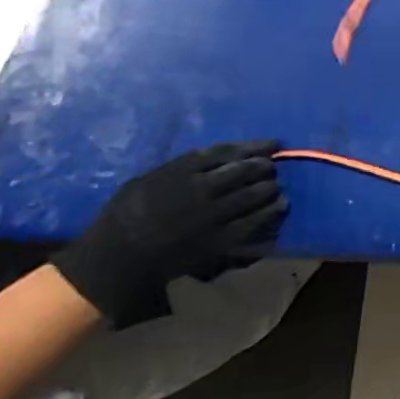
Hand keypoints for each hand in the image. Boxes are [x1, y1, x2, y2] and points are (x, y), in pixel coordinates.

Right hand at [51, 140, 288, 327]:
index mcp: (185, 168)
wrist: (120, 254)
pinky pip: (251, 227)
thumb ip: (185, 167)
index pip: (230, 152)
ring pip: (253, 198)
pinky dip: (267, 218)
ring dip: (270, 192)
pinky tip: (277, 212)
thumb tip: (218, 159)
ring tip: (279, 190)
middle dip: (264, 169)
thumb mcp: (152, 177)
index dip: (256, 147)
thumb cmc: (128, 211)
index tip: (274, 144)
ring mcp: (213, 216)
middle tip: (273, 169)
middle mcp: (204, 188)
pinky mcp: (217, 242)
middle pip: (246, 172)